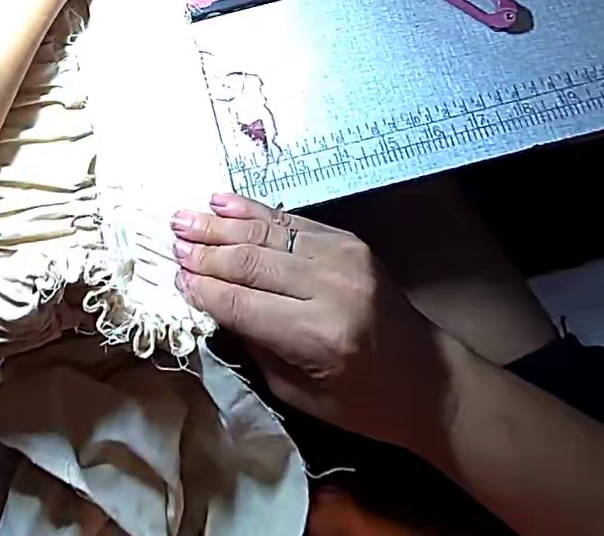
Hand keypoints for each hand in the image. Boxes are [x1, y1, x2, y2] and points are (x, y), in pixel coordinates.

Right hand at [172, 194, 450, 451]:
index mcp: (319, 335)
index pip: (242, 303)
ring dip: (220, 224)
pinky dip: (252, 210)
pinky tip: (222, 202)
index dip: (203, 289)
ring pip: (265, 232)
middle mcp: (330, 287)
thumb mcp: (299, 391)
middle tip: (172, 241)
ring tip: (184, 218)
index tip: (174, 277)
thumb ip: (252, 342)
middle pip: (250, 261)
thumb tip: (208, 300)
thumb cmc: (363, 401)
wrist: (430, 380)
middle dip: (206, 252)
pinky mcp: (347, 238)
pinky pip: (290, 219)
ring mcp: (342, 256)